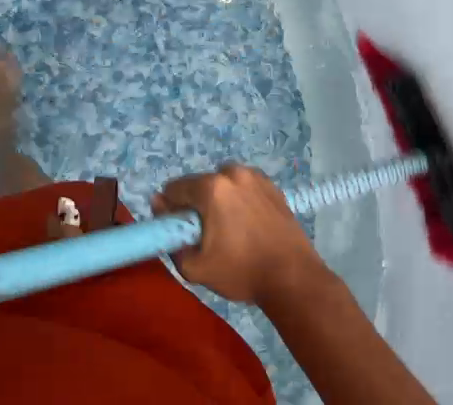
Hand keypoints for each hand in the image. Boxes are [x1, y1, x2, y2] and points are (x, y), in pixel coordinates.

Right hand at [153, 163, 326, 305]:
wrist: (295, 280)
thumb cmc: (242, 272)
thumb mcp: (195, 267)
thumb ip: (169, 237)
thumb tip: (158, 205)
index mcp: (211, 187)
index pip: (174, 189)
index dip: (171, 211)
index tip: (183, 232)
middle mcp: (232, 172)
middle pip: (199, 185)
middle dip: (197, 206)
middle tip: (210, 236)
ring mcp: (255, 177)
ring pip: (222, 184)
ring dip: (219, 200)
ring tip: (232, 231)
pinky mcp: (273, 187)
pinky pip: (244, 188)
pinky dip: (240, 200)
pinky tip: (249, 226)